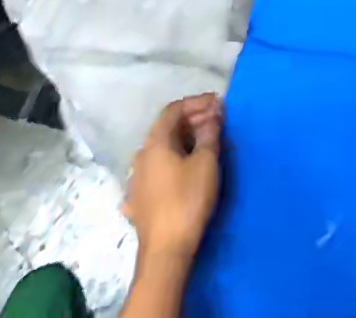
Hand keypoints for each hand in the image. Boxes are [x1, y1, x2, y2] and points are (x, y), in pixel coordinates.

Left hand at [123, 94, 222, 263]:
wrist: (165, 253)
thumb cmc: (187, 200)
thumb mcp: (206, 162)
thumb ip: (209, 133)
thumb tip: (212, 113)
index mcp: (155, 141)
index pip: (174, 109)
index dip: (196, 102)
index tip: (218, 103)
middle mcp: (141, 154)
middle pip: (166, 128)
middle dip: (192, 120)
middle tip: (216, 121)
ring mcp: (137, 178)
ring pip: (161, 149)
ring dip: (183, 140)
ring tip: (204, 143)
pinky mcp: (139, 200)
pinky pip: (157, 169)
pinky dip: (174, 161)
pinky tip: (184, 169)